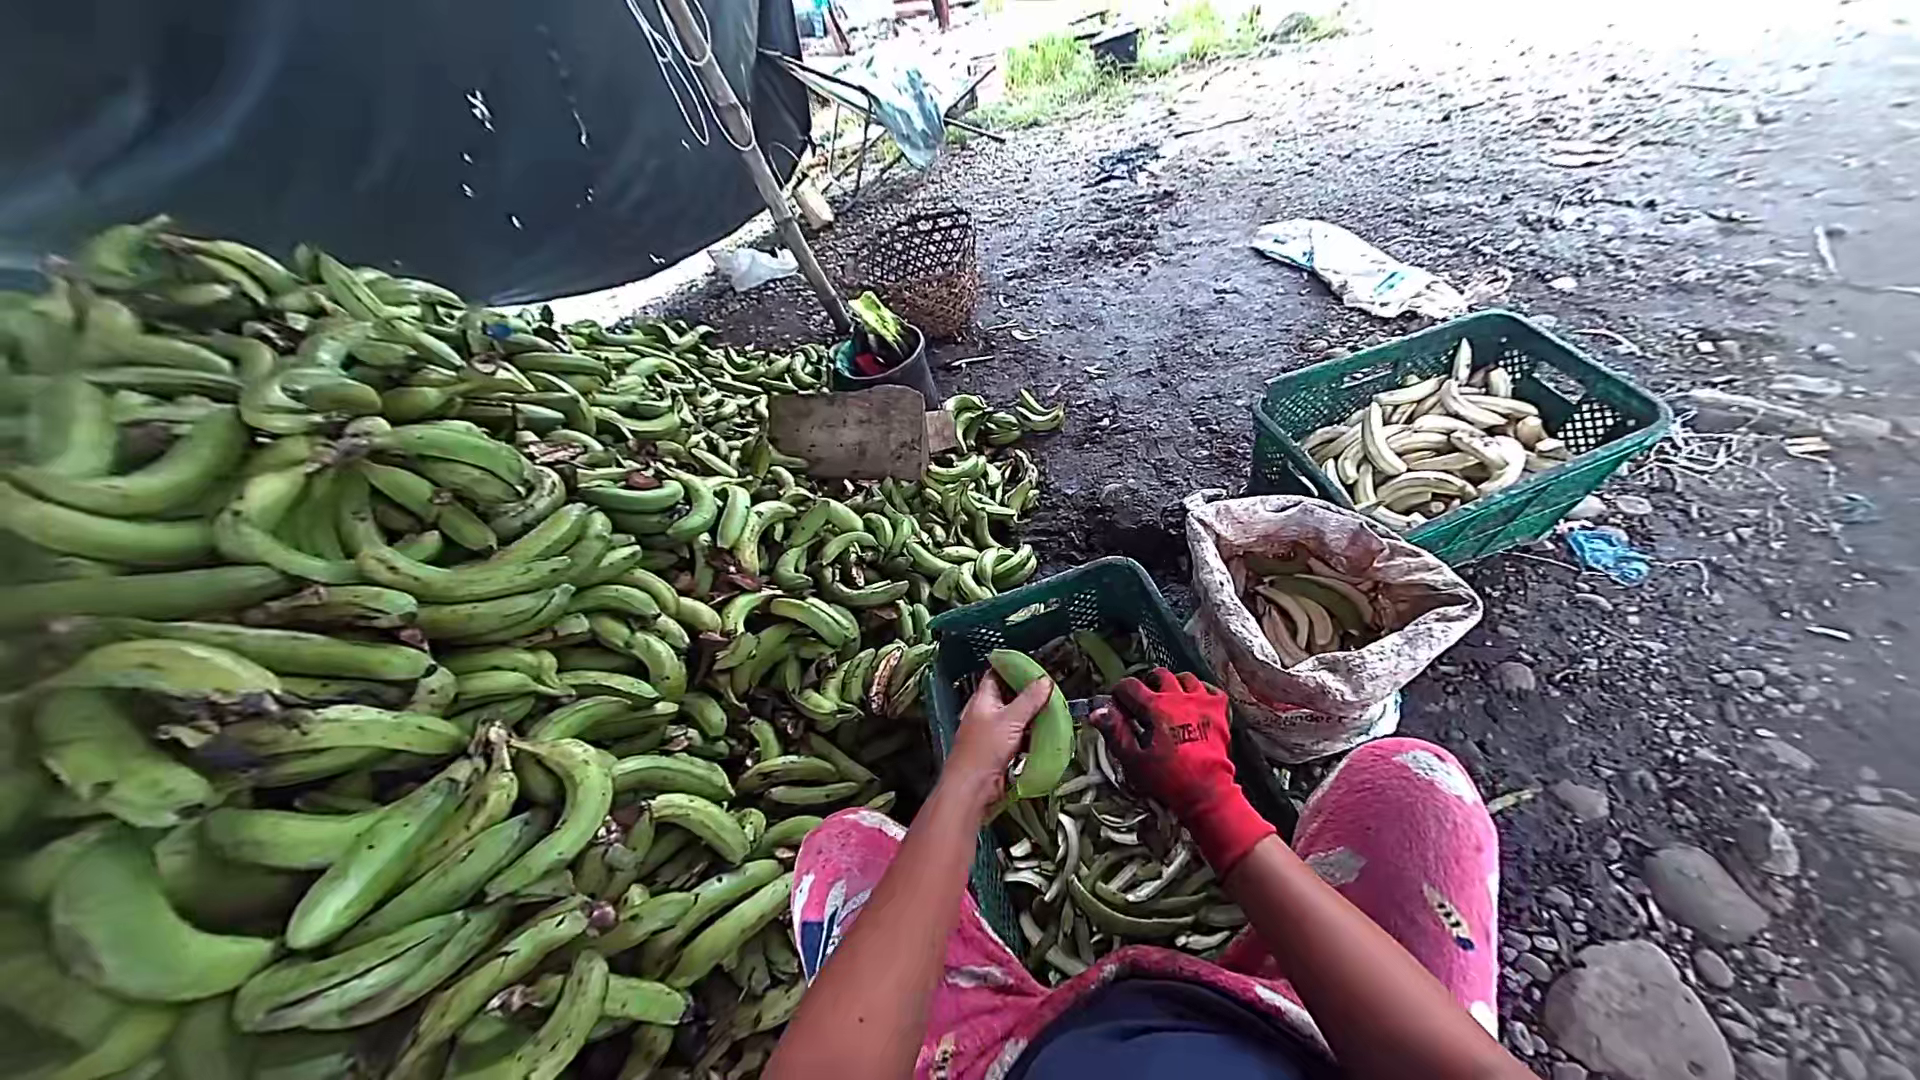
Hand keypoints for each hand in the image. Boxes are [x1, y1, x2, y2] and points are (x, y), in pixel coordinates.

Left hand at [940, 672, 1054, 814]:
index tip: (1033, 667)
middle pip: (1009, 696)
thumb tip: (1044, 681)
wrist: (973, 788)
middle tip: (1048, 690)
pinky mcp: (1001, 750)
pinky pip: (1019, 736)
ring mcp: (993, 732)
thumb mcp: (1010, 720)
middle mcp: (986, 713)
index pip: (996, 675)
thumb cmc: (983, 751)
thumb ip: (1029, 699)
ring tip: (1051, 710)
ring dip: (1032, 715)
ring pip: (1016, 717)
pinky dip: (1031, 734)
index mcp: (982, 699)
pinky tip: (1044, 733)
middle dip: (1028, 694)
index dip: (1013, 669)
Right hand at [1091, 668, 1274, 873]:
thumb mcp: (1133, 759)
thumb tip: (1097, 712)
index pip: (1130, 685)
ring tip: (1169, 698)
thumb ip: (1115, 732)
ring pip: (1186, 678)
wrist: (1207, 793)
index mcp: (1156, 707)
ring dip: (1175, 685)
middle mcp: (1179, 698)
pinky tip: (1195, 702)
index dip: (1119, 692)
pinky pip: (1211, 690)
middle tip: (1143, 700)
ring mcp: (1202, 703)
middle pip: (1159, 675)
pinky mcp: (1219, 712)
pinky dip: (1201, 692)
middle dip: (1147, 683)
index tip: (1117, 703)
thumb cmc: (1169, 779)